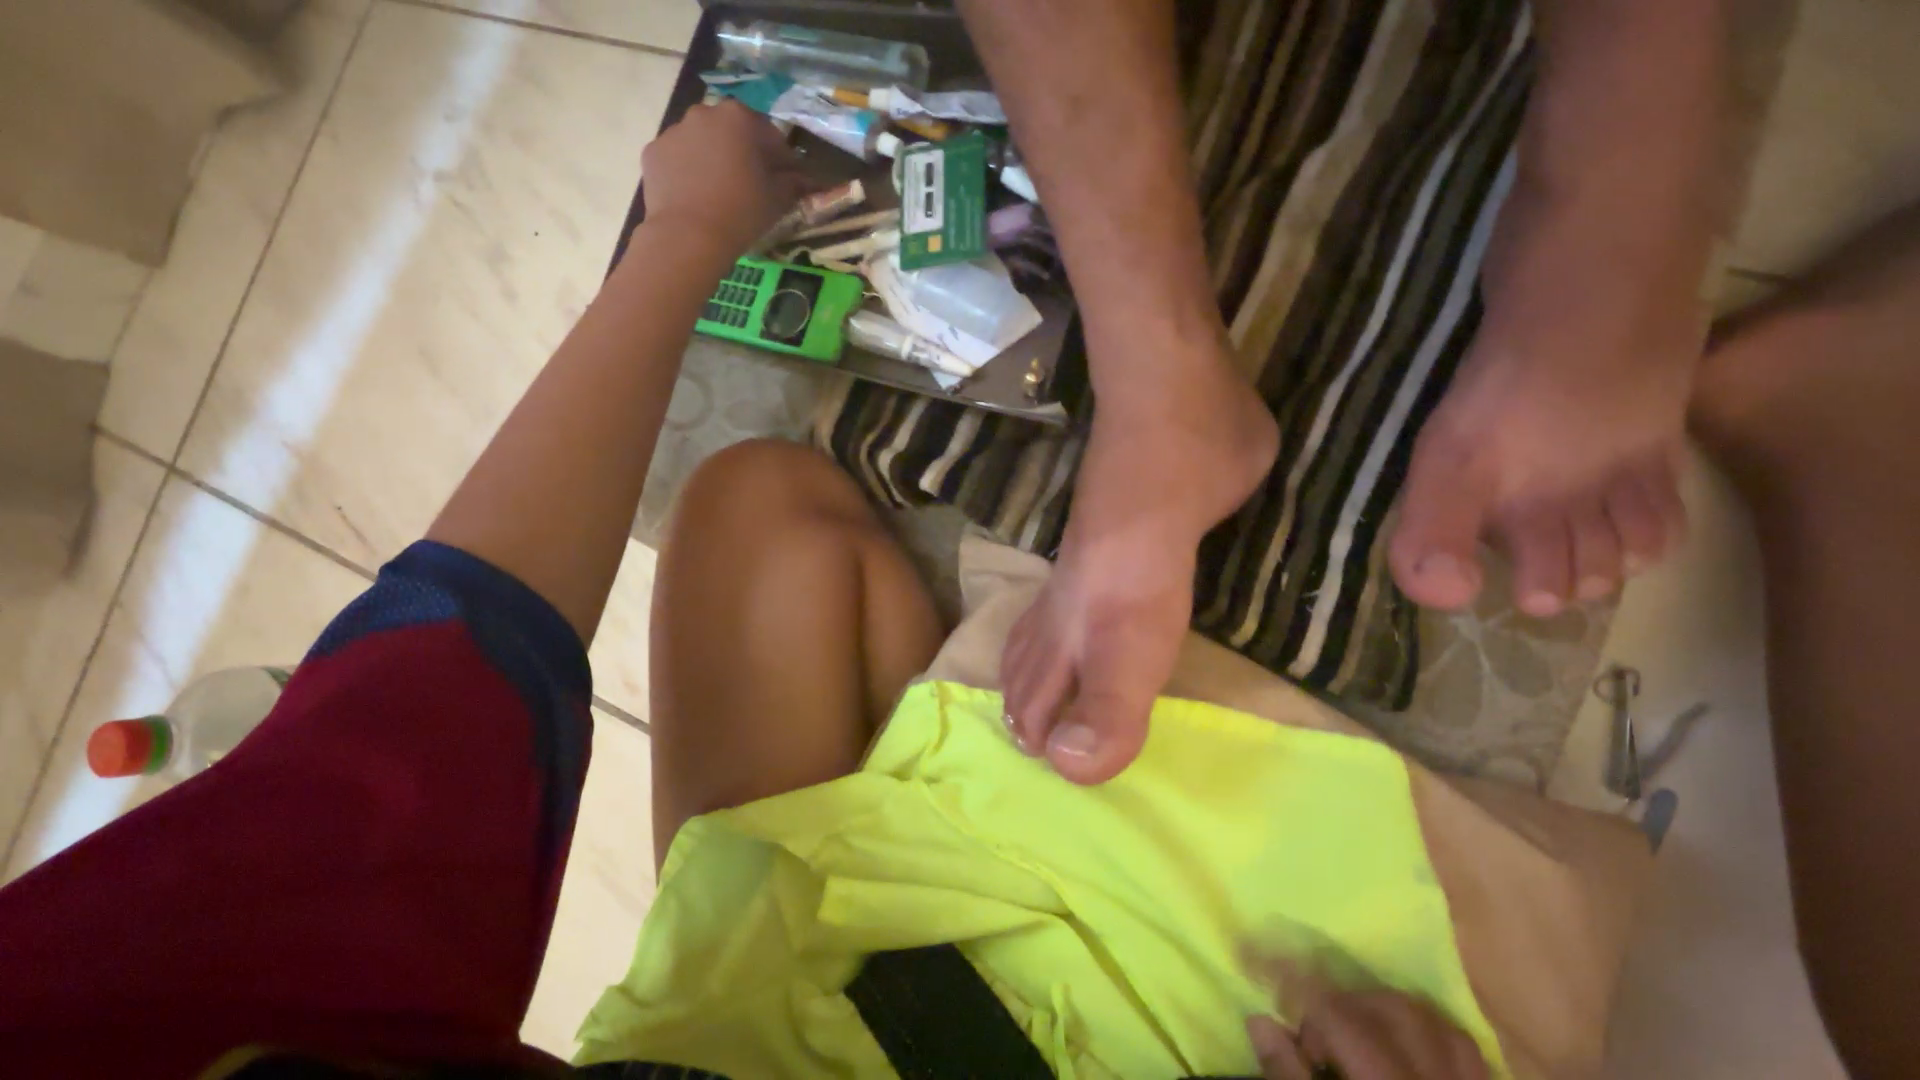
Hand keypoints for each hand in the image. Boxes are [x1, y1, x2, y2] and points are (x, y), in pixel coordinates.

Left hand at [641, 100, 811, 257]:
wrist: (689, 236)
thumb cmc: (742, 211)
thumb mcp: (779, 198)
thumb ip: (794, 182)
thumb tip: (804, 179)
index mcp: (739, 117)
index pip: (770, 135)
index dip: (781, 159)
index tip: (786, 179)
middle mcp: (704, 113)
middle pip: (732, 132)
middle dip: (744, 153)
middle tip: (751, 184)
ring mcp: (674, 131)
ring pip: (702, 143)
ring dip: (714, 159)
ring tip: (719, 192)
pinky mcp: (652, 152)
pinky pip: (678, 159)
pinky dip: (688, 171)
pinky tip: (695, 196)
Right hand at [1249, 992, 1489, 1079]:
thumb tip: (1259, 1020)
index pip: (1340, 1015)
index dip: (1295, 981)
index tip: (1256, 958)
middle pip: (1390, 1009)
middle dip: (1340, 1002)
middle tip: (1309, 1034)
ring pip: (1431, 1020)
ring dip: (1381, 1009)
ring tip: (1349, 1033)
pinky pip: (1463, 1049)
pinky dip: (1426, 1031)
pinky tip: (1400, 1045)